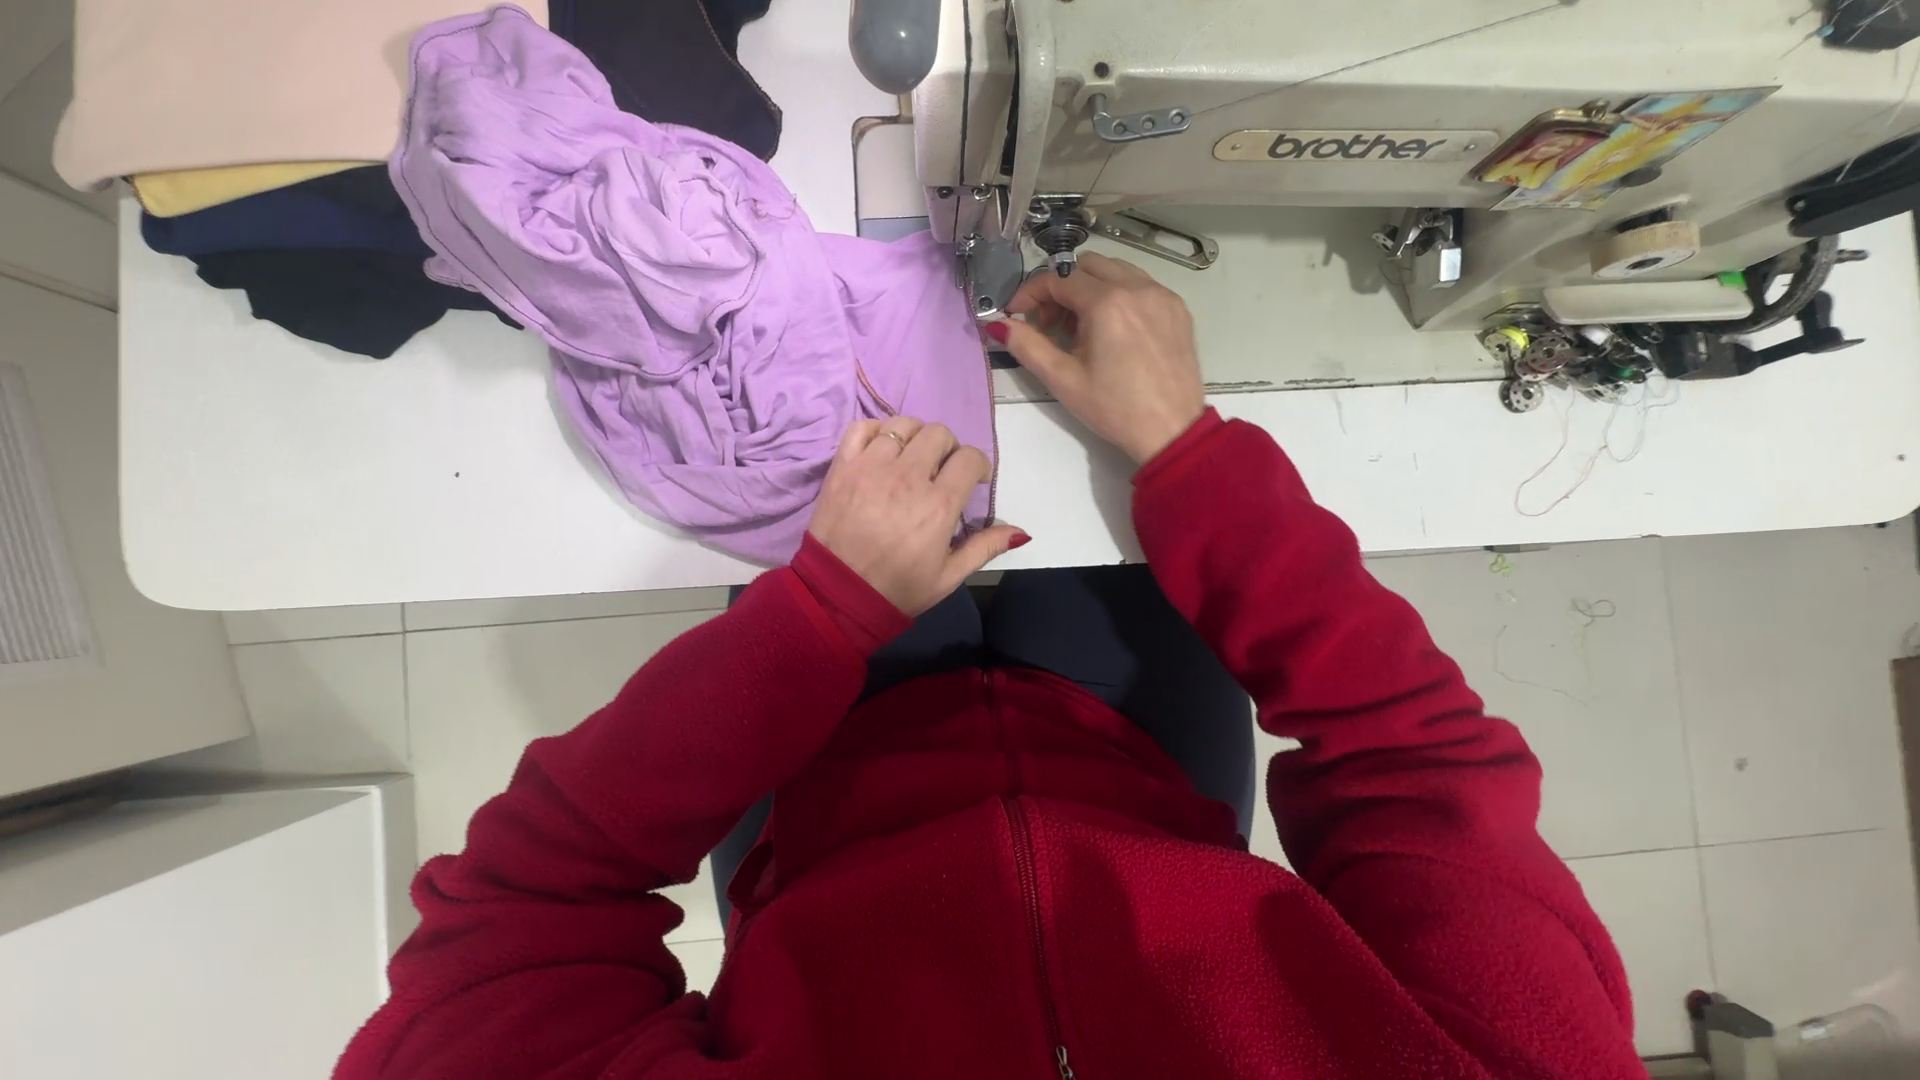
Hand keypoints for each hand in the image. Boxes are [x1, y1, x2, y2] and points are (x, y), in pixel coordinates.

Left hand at [806, 418, 1026, 615]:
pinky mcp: (843, 466)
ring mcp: (872, 467)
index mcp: (939, 504)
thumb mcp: (948, 577)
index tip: (973, 480)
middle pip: (938, 434)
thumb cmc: (898, 589)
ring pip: (903, 426)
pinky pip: (862, 428)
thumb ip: (985, 548)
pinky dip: (876, 431)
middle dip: (948, 448)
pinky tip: (882, 449)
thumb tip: (1022, 532)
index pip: (969, 458)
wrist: (836, 595)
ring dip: (915, 437)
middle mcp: (908, 476)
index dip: (977, 465)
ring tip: (911, 458)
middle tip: (942, 470)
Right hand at [989, 253, 1204, 463]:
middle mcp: (1137, 287)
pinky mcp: (1177, 308)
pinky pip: (1140, 285)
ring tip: (1081, 327)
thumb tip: (1000, 325)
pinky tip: (1112, 330)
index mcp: (1107, 303)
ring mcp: (1162, 295)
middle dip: (1060, 288)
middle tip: (1049, 323)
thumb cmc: (1115, 409)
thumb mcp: (1063, 380)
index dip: (1030, 292)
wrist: (1171, 430)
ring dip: (1089, 288)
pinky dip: (1119, 295)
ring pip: (1116, 270)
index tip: (1016, 313)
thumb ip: (1027, 346)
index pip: (1058, 278)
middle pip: (1086, 266)